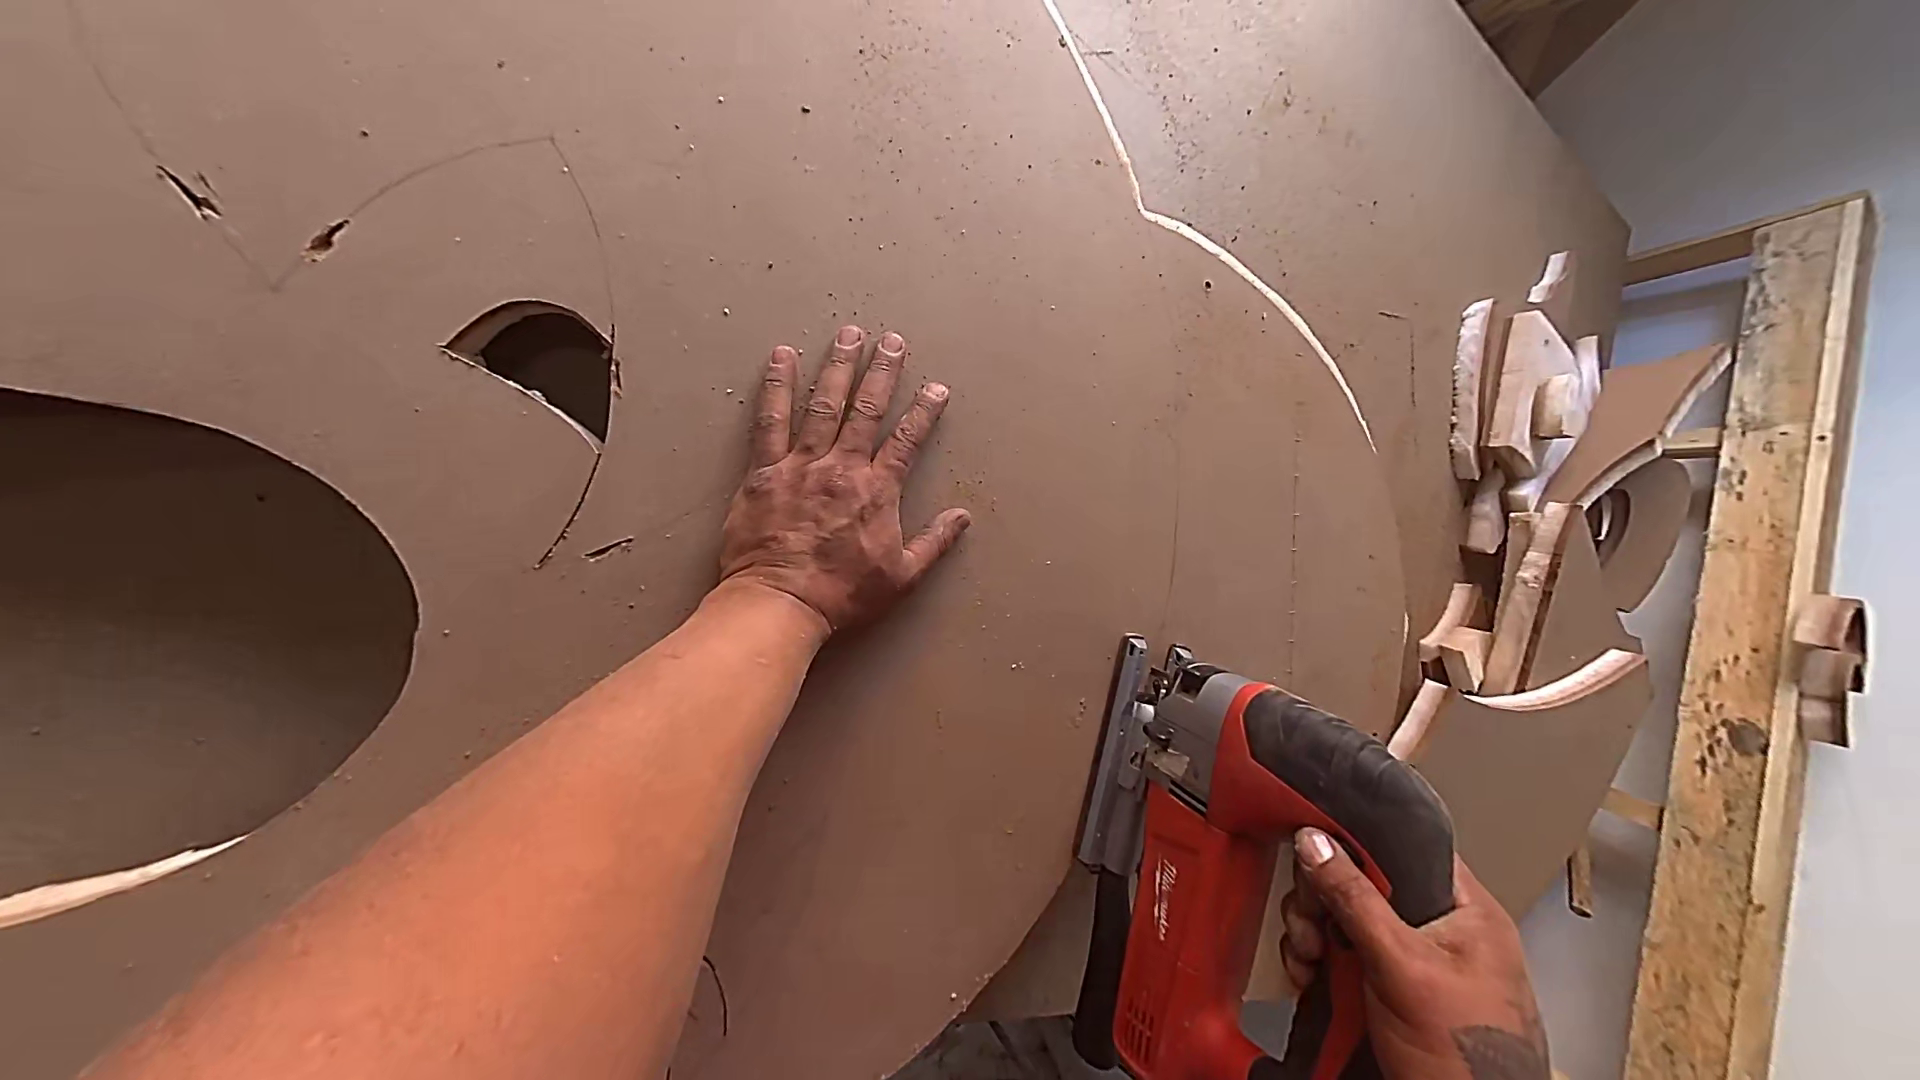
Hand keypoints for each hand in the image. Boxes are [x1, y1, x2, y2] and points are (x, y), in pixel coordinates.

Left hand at [718, 324, 970, 632]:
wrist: (781, 603)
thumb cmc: (842, 594)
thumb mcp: (901, 576)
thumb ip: (935, 542)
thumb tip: (962, 518)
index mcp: (876, 491)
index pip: (907, 440)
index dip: (924, 411)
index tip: (936, 388)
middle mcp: (842, 468)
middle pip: (867, 410)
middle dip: (882, 372)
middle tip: (892, 341)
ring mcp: (802, 465)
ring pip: (824, 405)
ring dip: (838, 367)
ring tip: (849, 335)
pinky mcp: (765, 472)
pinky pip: (770, 421)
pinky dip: (777, 387)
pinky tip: (782, 357)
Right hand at [1280, 829, 1549, 1079]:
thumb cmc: (1472, 1063)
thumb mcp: (1404, 968)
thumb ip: (1355, 899)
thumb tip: (1314, 840)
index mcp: (1461, 909)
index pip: (1400, 843)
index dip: (1354, 838)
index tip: (1315, 846)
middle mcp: (1431, 924)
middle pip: (1356, 877)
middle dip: (1319, 898)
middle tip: (1312, 922)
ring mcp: (1402, 953)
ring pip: (1336, 912)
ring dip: (1309, 931)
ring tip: (1310, 960)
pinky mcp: (1377, 978)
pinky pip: (1331, 946)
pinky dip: (1312, 957)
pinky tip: (1310, 975)